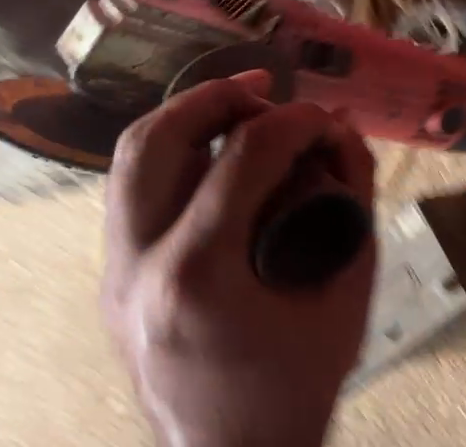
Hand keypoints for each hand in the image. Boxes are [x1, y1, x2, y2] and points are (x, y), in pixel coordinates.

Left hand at [102, 73, 377, 446]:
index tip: (331, 121)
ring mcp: (114, 275)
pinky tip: (223, 158)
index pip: (246, 153)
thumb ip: (352, 196)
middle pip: (155, 141)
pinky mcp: (113, 280)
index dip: (298, 120)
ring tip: (243, 108)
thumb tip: (342, 129)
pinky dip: (178, 156)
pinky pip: (135, 192)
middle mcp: (138, 267)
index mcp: (199, 273)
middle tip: (268, 90)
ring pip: (129, 160)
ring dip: (189, 119)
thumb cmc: (301, 374)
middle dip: (217, 97)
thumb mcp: (350, 282)